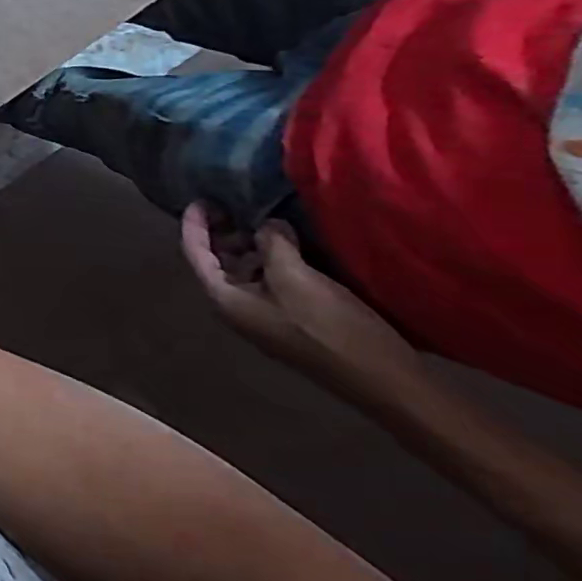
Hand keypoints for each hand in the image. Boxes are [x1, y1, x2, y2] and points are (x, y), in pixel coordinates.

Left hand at [180, 204, 424, 403]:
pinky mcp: (291, 318)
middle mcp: (236, 308)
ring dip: (249, 244)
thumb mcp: (293, 275)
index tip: (202, 198)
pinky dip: (271, 258)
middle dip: (222, 232)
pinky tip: (291, 243)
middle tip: (236, 206)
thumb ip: (271, 242)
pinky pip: (268, 280)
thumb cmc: (329, 326)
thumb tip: (267, 226)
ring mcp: (264, 315)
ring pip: (244, 269)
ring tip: (265, 219)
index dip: (194, 224)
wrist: (387, 382)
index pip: (194, 253)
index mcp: (225, 299)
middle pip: (216, 260)